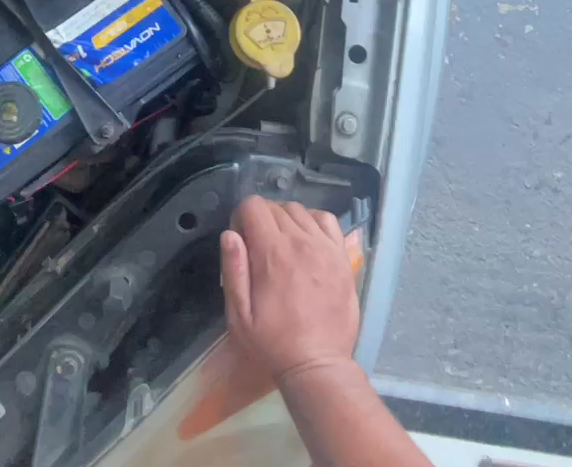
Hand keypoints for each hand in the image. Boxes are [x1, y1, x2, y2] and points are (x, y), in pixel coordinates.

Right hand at [220, 196, 359, 383]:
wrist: (318, 365)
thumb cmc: (273, 342)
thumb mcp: (239, 315)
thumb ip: (233, 269)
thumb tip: (229, 234)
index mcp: (271, 252)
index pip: (253, 205)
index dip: (242, 218)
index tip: (242, 242)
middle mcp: (300, 241)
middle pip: (275, 207)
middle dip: (261, 220)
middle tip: (260, 249)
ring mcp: (325, 247)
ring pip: (300, 211)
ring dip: (286, 220)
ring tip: (283, 245)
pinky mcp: (342, 257)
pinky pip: (327, 221)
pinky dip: (314, 221)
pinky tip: (307, 239)